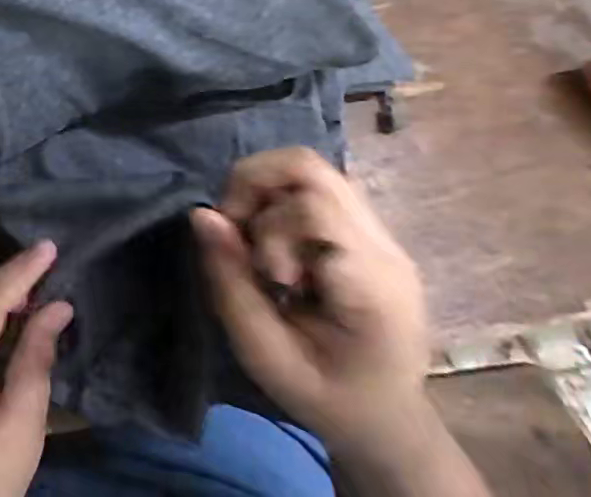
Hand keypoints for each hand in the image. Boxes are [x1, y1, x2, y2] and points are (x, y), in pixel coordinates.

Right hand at [191, 148, 430, 436]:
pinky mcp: (370, 232)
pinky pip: (318, 188)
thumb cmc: (325, 397)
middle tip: (239, 231)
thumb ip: (230, 281)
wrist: (387, 423)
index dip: (263, 217)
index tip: (251, 263)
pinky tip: (276, 243)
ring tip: (258, 241)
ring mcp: (382, 235)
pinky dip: (281, 200)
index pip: (312, 203)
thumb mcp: (264, 354)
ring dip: (266, 192)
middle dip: (255, 185)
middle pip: (311, 168)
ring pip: (312, 170)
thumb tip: (202, 214)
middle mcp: (384, 246)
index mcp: (369, 282)